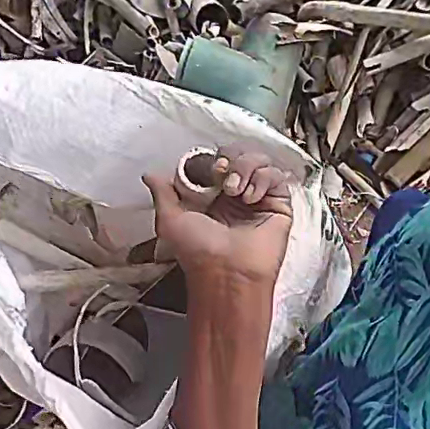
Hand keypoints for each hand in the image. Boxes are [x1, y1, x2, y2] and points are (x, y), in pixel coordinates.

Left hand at [143, 152, 293, 294]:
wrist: (226, 273)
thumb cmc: (199, 253)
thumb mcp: (170, 222)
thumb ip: (162, 194)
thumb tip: (150, 175)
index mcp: (213, 199)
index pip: (218, 162)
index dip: (213, 159)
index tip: (209, 168)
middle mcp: (237, 197)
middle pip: (240, 155)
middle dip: (231, 158)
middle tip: (222, 174)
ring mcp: (259, 200)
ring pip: (260, 161)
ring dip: (246, 167)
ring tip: (237, 190)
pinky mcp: (278, 205)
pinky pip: (277, 176)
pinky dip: (263, 178)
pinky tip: (251, 197)